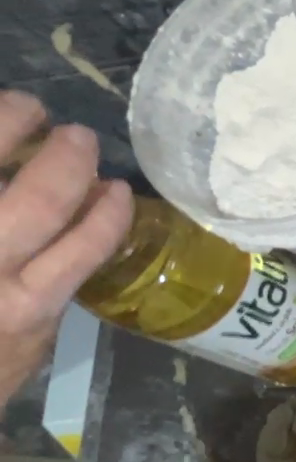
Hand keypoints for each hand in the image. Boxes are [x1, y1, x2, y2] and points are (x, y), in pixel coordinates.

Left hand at [0, 91, 131, 403]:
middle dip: (59, 162)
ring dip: (6, 137)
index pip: (80, 246)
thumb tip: (49, 262)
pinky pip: (12, 223)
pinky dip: (7, 178)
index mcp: (22, 309)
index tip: (117, 186)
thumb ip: (28, 305)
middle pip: (34, 204)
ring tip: (22, 109)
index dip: (104, 214)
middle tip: (72, 130)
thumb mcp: (13, 352)